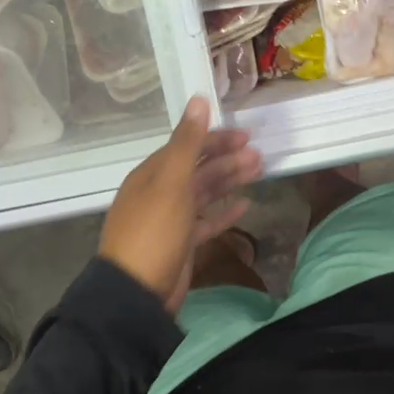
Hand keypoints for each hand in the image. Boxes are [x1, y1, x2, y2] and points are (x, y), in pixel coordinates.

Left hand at [99, 97, 262, 311]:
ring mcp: (170, 220)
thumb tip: (197, 100)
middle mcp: (160, 192)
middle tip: (258, 155)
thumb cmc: (153, 232)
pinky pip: (206, 222)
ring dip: (230, 180)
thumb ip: (187, 143)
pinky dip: (224, 212)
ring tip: (258, 172)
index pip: (187, 147)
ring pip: (204, 193)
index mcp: (153, 174)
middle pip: (198, 169)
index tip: (245, 136)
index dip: (215, 139)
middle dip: (227, 159)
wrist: (135, 293)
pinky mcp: (181, 244)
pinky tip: (244, 206)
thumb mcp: (170, 183)